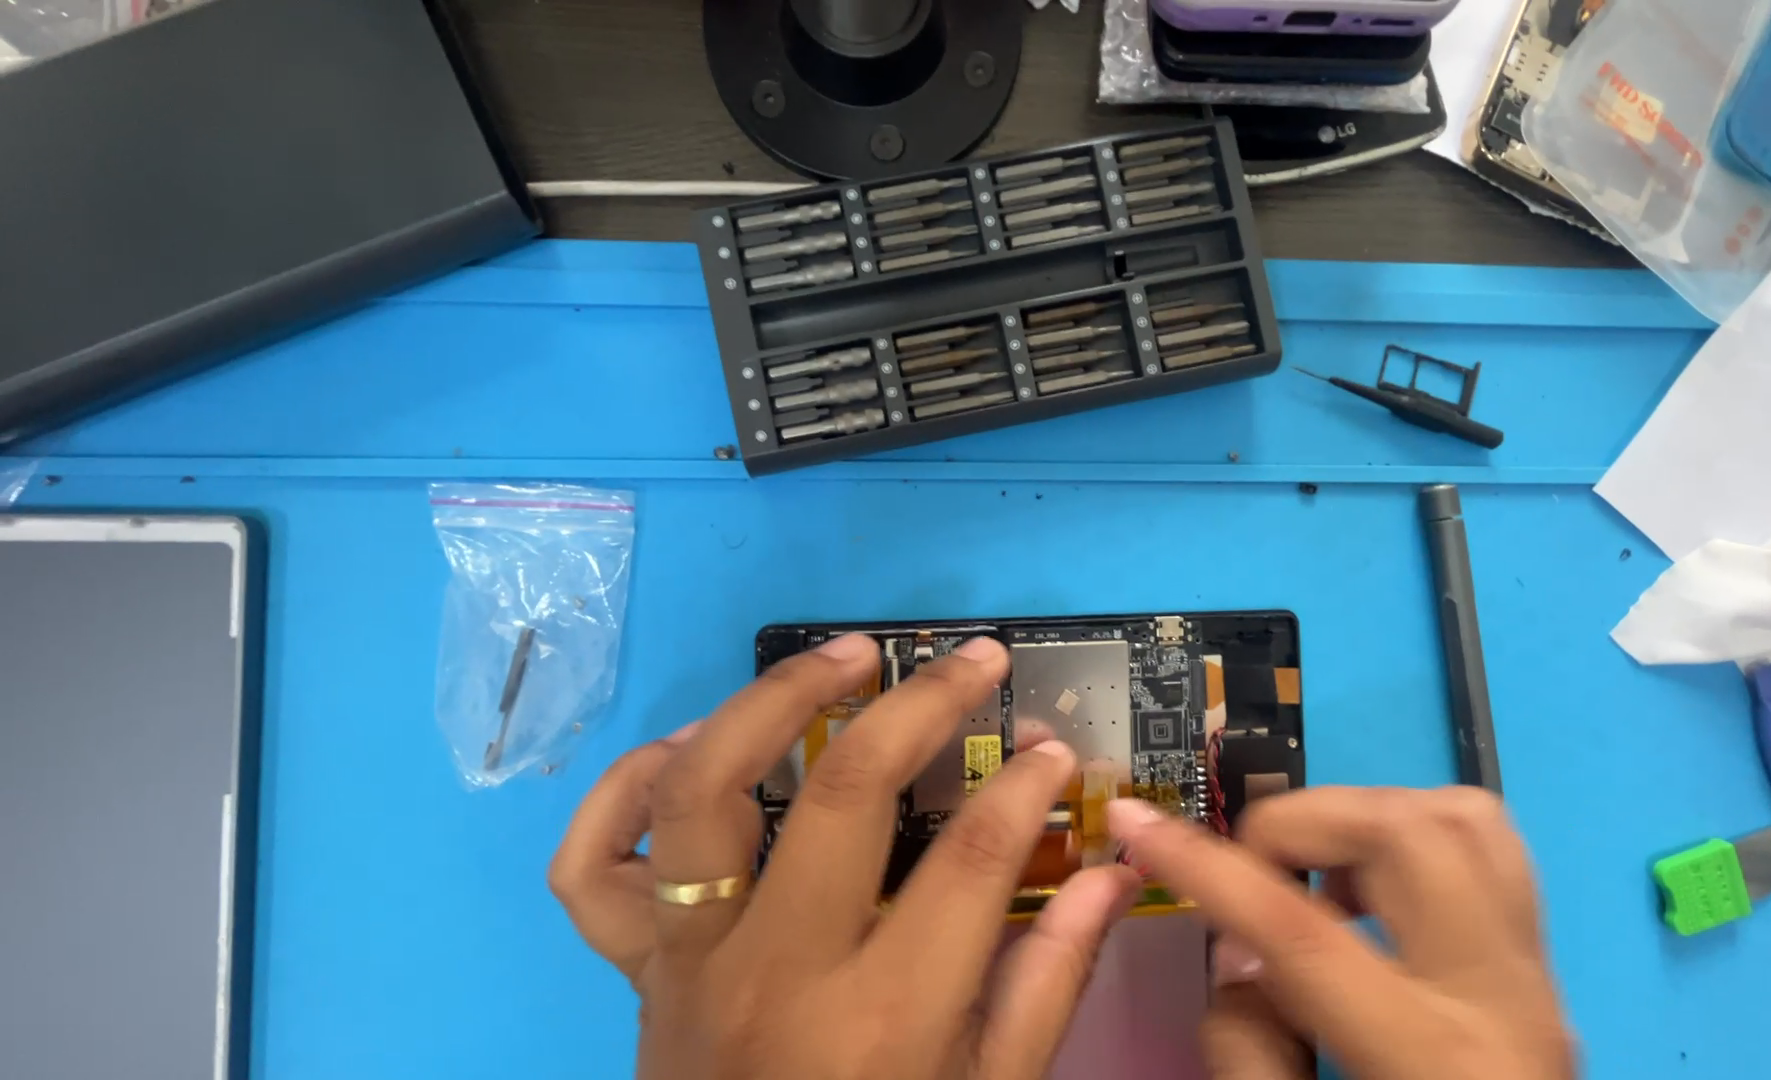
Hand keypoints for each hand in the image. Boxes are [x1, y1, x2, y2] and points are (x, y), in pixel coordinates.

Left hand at [549, 634, 1140, 1079]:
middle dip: (922, 705)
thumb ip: (1049, 981)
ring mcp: (685, 963)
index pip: (969, 864)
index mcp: (878, 1024)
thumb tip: (1109, 871)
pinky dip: (628, 787)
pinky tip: (693, 746)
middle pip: (841, 795)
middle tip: (974, 660)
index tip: (1050, 750)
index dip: (1023, 790)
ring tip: (846, 657)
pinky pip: (592, 864)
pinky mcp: (632, 967)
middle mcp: (771, 973)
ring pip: (701, 791)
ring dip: (773, 699)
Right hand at [1109, 787, 1576, 1079]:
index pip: (1302, 932)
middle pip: (1401, 835)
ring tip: (1312, 876)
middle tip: (1248, 870)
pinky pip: (1481, 838)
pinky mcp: (1535, 953)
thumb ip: (1244, 1042)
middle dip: (1296, 824)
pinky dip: (1405, 830)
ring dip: (1355, 820)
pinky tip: (1364, 886)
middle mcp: (1505, 999)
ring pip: (1454, 815)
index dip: (1203, 868)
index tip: (1133, 819)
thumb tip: (1236, 946)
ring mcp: (1533, 968)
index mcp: (1436, 1062)